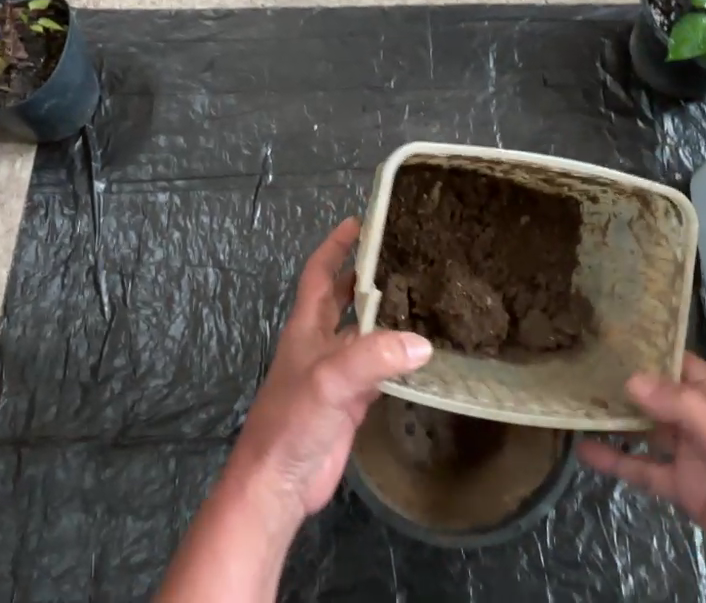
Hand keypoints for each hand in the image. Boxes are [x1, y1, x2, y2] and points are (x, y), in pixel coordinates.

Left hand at [229, 217, 433, 525]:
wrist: (279, 482)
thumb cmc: (293, 421)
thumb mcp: (330, 381)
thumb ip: (373, 358)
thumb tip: (423, 342)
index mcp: (307, 325)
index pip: (320, 272)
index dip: (337, 246)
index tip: (362, 222)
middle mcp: (322, 341)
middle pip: (347, 297)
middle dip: (371, 274)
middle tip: (409, 255)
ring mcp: (338, 372)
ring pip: (367, 332)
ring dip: (390, 314)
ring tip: (427, 295)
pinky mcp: (352, 400)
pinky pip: (380, 368)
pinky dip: (400, 357)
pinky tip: (425, 352)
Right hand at [577, 358, 705, 602]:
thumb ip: (685, 410)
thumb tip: (631, 378)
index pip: (679, 364)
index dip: (646, 349)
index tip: (603, 335)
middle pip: (658, 395)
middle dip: (622, 382)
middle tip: (573, 366)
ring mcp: (695, 458)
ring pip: (647, 431)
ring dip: (615, 421)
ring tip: (571, 404)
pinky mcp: (688, 492)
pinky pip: (646, 471)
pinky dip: (618, 462)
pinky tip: (585, 454)